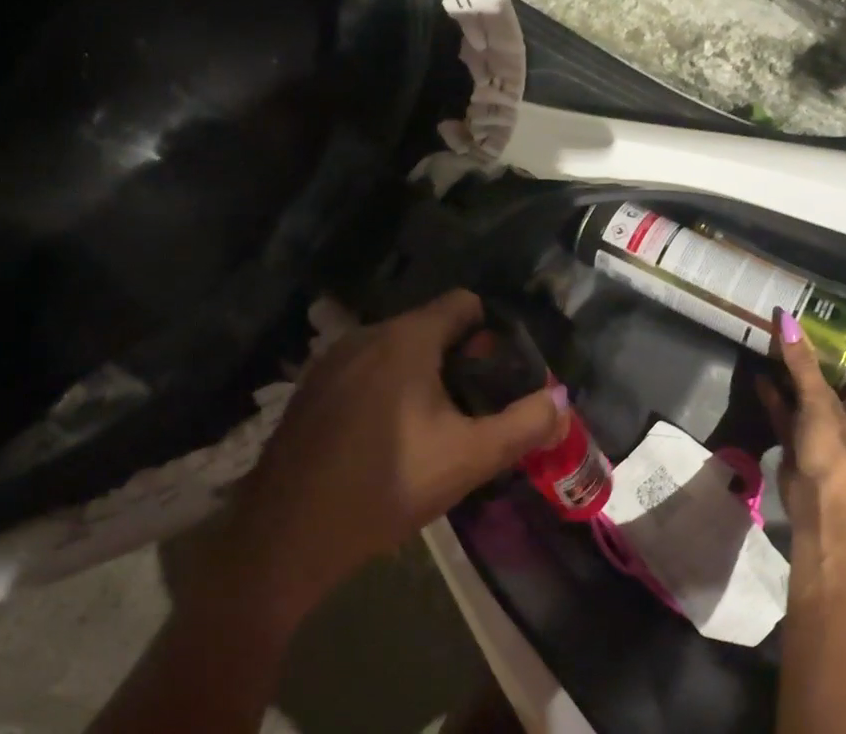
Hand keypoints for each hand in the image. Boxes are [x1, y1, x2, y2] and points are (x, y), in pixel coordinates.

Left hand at [183, 290, 566, 637]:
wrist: (282, 540)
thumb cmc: (385, 488)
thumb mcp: (469, 459)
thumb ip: (524, 425)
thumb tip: (562, 402)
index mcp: (406, 339)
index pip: (465, 304)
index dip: (495, 334)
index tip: (506, 376)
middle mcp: (366, 336)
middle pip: (433, 327)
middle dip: (465, 360)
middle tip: (481, 408)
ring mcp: (331, 363)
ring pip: (398, 352)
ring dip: (428, 377)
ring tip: (442, 427)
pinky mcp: (310, 393)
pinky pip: (368, 372)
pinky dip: (391, 391)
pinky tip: (393, 440)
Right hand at [756, 308, 845, 521]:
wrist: (818, 505)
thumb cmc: (834, 448)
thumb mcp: (819, 399)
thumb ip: (801, 361)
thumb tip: (786, 318)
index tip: (833, 317)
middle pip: (831, 376)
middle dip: (814, 354)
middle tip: (796, 320)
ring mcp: (821, 427)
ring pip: (805, 393)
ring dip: (791, 373)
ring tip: (773, 341)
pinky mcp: (798, 440)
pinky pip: (786, 411)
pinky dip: (774, 395)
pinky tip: (759, 374)